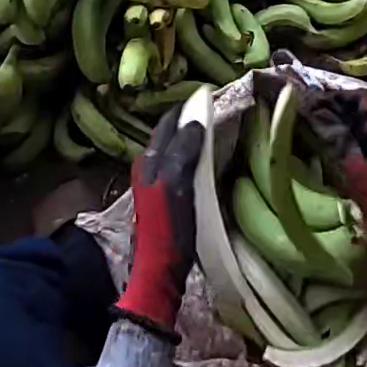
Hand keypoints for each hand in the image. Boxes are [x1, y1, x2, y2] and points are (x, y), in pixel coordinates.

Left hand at [112, 103, 207, 339]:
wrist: (159, 271)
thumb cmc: (168, 226)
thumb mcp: (177, 185)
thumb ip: (183, 151)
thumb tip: (195, 120)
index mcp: (149, 159)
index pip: (168, 122)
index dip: (186, 107)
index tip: (209, 94)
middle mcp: (149, 167)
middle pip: (171, 134)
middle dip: (190, 119)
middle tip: (218, 110)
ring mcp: (156, 184)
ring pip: (175, 150)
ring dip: (193, 138)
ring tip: (217, 130)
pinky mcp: (166, 199)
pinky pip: (181, 166)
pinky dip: (195, 156)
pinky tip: (209, 161)